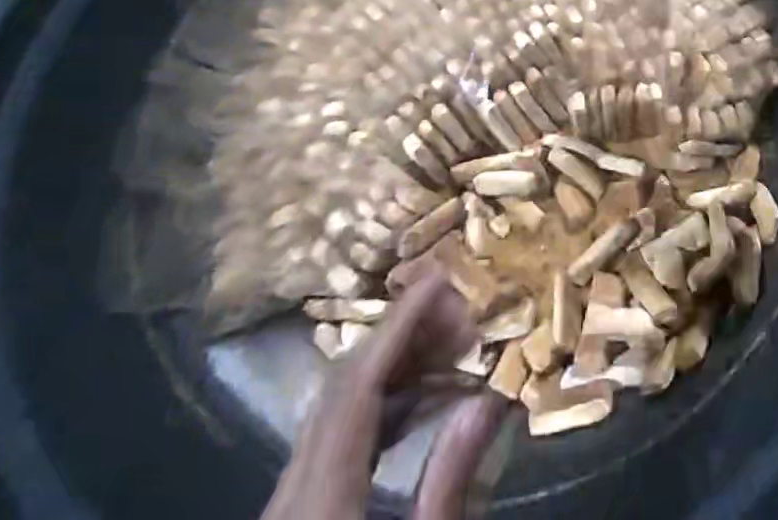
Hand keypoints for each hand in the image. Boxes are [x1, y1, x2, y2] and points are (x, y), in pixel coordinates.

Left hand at [261, 268, 507, 519]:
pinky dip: (387, 406)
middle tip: (467, 314)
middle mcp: (293, 490)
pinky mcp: (300, 511)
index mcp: (319, 501)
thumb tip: (488, 400)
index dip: (399, 326)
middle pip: (344, 387)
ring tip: (458, 350)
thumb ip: (449, 484)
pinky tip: (428, 403)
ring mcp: (289, 501)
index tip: (442, 279)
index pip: (358, 389)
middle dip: (406, 338)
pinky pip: (342, 437)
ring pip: (340, 408)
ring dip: (399, 369)